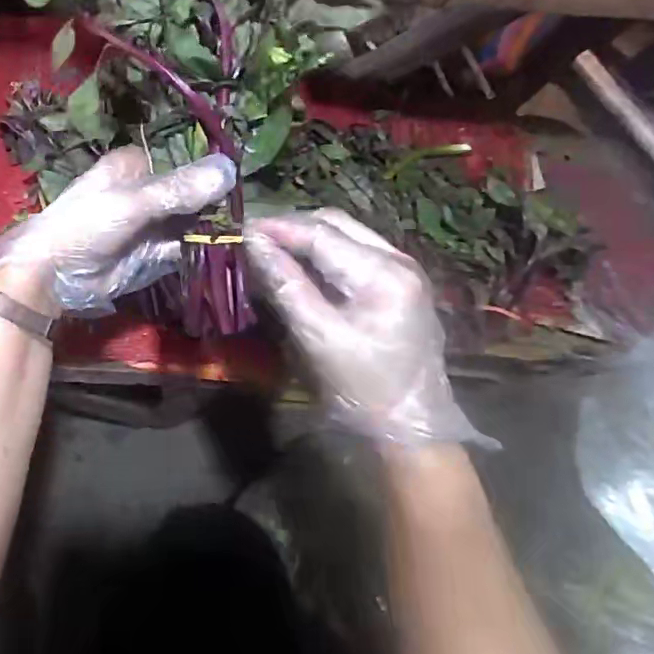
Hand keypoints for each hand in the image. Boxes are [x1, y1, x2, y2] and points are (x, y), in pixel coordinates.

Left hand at [0, 147, 236, 313]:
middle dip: (217, 202)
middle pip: (192, 193)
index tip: (242, 179)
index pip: (183, 161)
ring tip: (248, 231)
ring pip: (192, 220)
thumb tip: (230, 169)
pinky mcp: (154, 254)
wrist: (52, 277)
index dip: (210, 170)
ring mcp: (151, 225)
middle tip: (252, 211)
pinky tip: (229, 249)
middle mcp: (146, 191)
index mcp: (134, 167)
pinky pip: (186, 247)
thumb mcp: (132, 203)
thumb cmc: (84, 227)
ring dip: (214, 227)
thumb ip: (179, 189)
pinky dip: (203, 248)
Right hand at [245, 209, 489, 447]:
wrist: (412, 429)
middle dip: (291, 227)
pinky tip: (300, 267)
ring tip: (271, 250)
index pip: (321, 234)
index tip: (240, 228)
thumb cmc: (362, 388)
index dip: (277, 227)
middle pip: (335, 224)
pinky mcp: (400, 283)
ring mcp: (404, 270)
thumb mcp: (316, 337)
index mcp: (383, 273)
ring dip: (306, 238)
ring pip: (345, 234)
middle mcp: (399, 260)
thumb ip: (285, 284)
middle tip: (253, 240)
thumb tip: (253, 241)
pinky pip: (354, 251)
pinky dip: (323, 252)